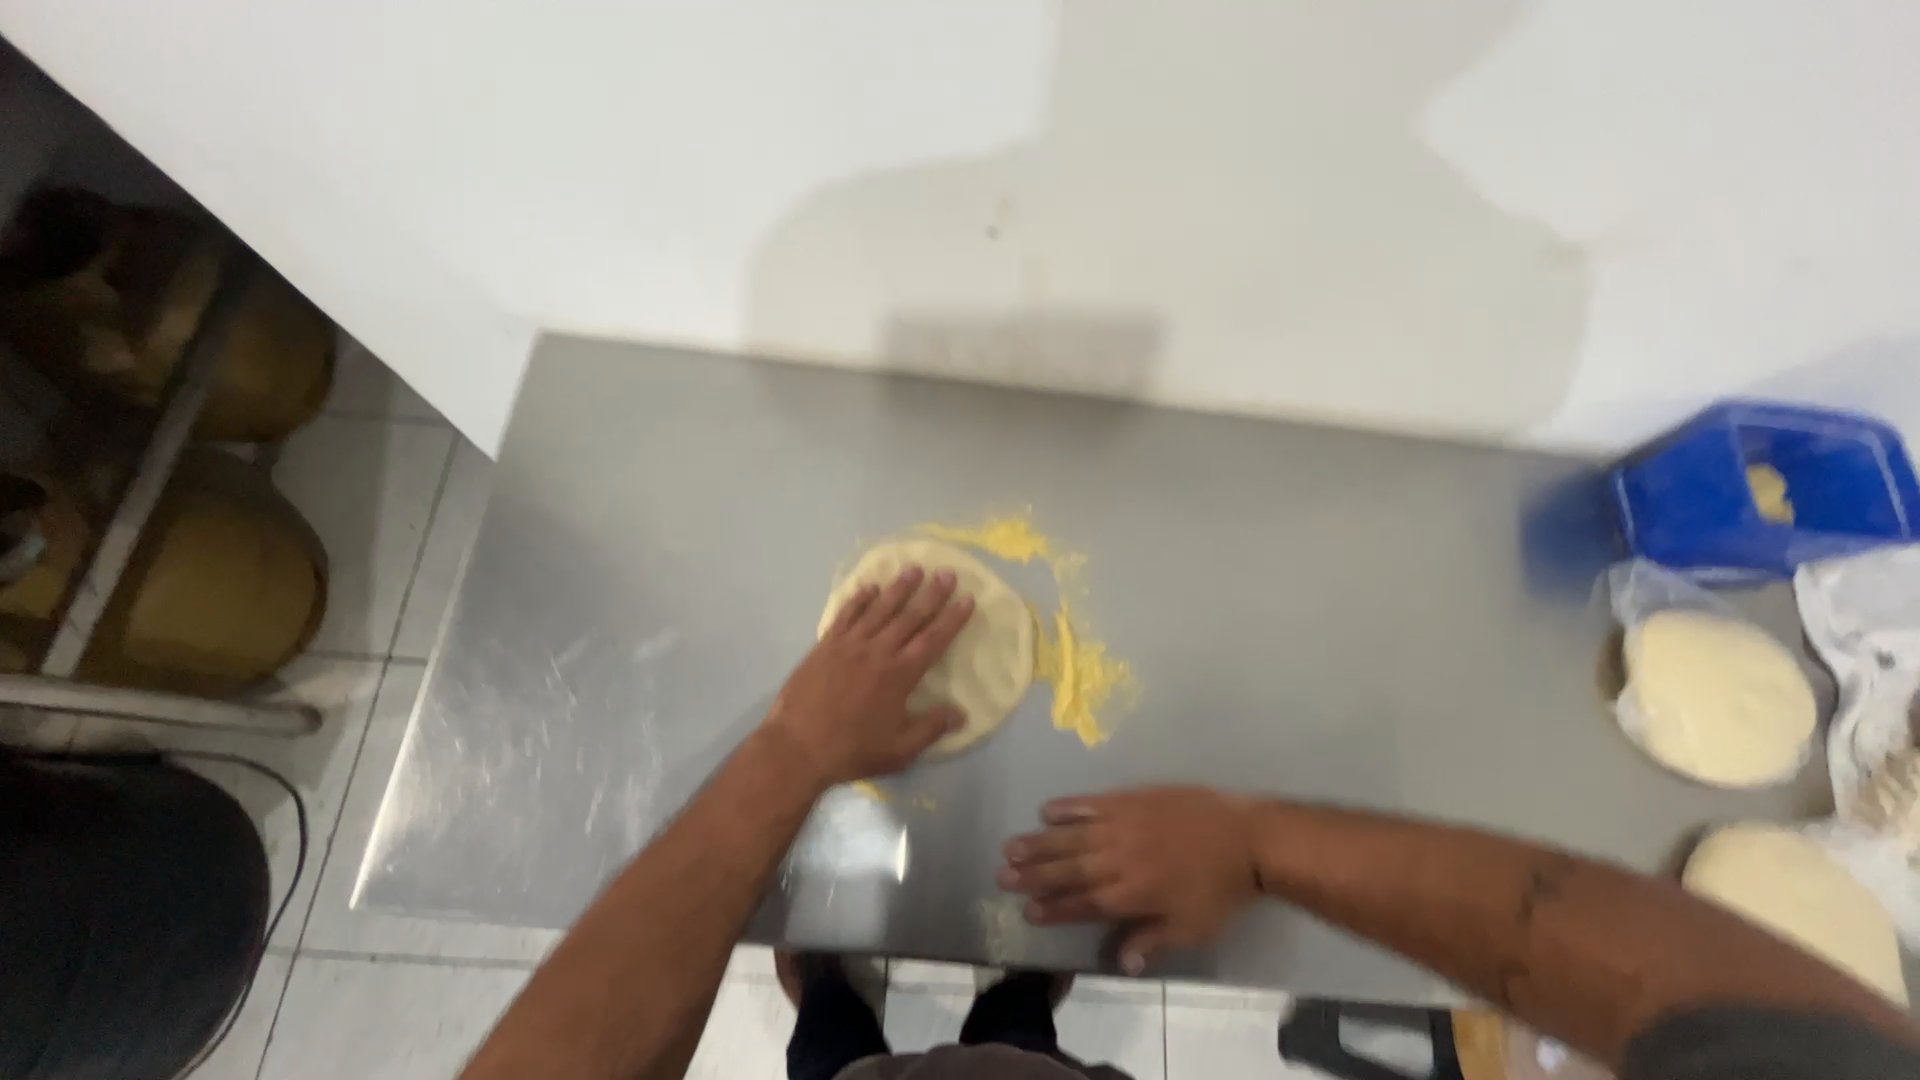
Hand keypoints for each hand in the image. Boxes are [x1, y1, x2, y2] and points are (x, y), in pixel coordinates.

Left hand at [762, 566, 975, 787]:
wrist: (797, 747)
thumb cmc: (852, 750)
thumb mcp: (899, 751)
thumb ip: (931, 728)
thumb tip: (961, 713)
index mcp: (900, 675)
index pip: (933, 640)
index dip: (952, 619)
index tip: (968, 599)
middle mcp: (877, 652)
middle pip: (910, 616)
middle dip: (931, 594)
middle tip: (946, 573)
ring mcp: (849, 645)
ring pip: (879, 609)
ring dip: (898, 588)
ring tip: (913, 569)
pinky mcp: (825, 646)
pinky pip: (846, 616)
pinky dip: (859, 599)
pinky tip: (868, 587)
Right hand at [999, 787, 1259, 973]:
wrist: (1245, 837)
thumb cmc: (1220, 889)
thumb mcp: (1191, 928)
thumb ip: (1152, 942)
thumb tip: (1121, 963)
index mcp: (1134, 894)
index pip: (1084, 903)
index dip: (1055, 906)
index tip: (1027, 909)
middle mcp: (1120, 859)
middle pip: (1070, 868)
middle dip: (1035, 875)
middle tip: (1003, 875)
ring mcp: (1124, 825)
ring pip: (1074, 836)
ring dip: (1041, 842)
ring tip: (1012, 847)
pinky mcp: (1131, 800)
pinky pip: (1093, 804)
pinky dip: (1069, 807)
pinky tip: (1047, 810)